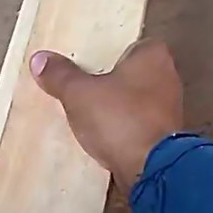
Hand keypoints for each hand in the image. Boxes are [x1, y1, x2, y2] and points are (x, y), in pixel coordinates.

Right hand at [29, 39, 184, 185]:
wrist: (151, 168)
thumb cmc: (119, 119)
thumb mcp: (79, 93)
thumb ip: (60, 75)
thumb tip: (40, 59)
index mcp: (154, 56)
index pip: (131, 44)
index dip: (109, 53)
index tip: (88, 64)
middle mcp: (169, 78)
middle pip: (134, 75)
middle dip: (112, 83)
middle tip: (85, 90)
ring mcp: (171, 110)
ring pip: (138, 103)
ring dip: (119, 110)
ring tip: (91, 117)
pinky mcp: (168, 139)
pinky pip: (141, 127)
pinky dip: (126, 131)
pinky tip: (108, 139)